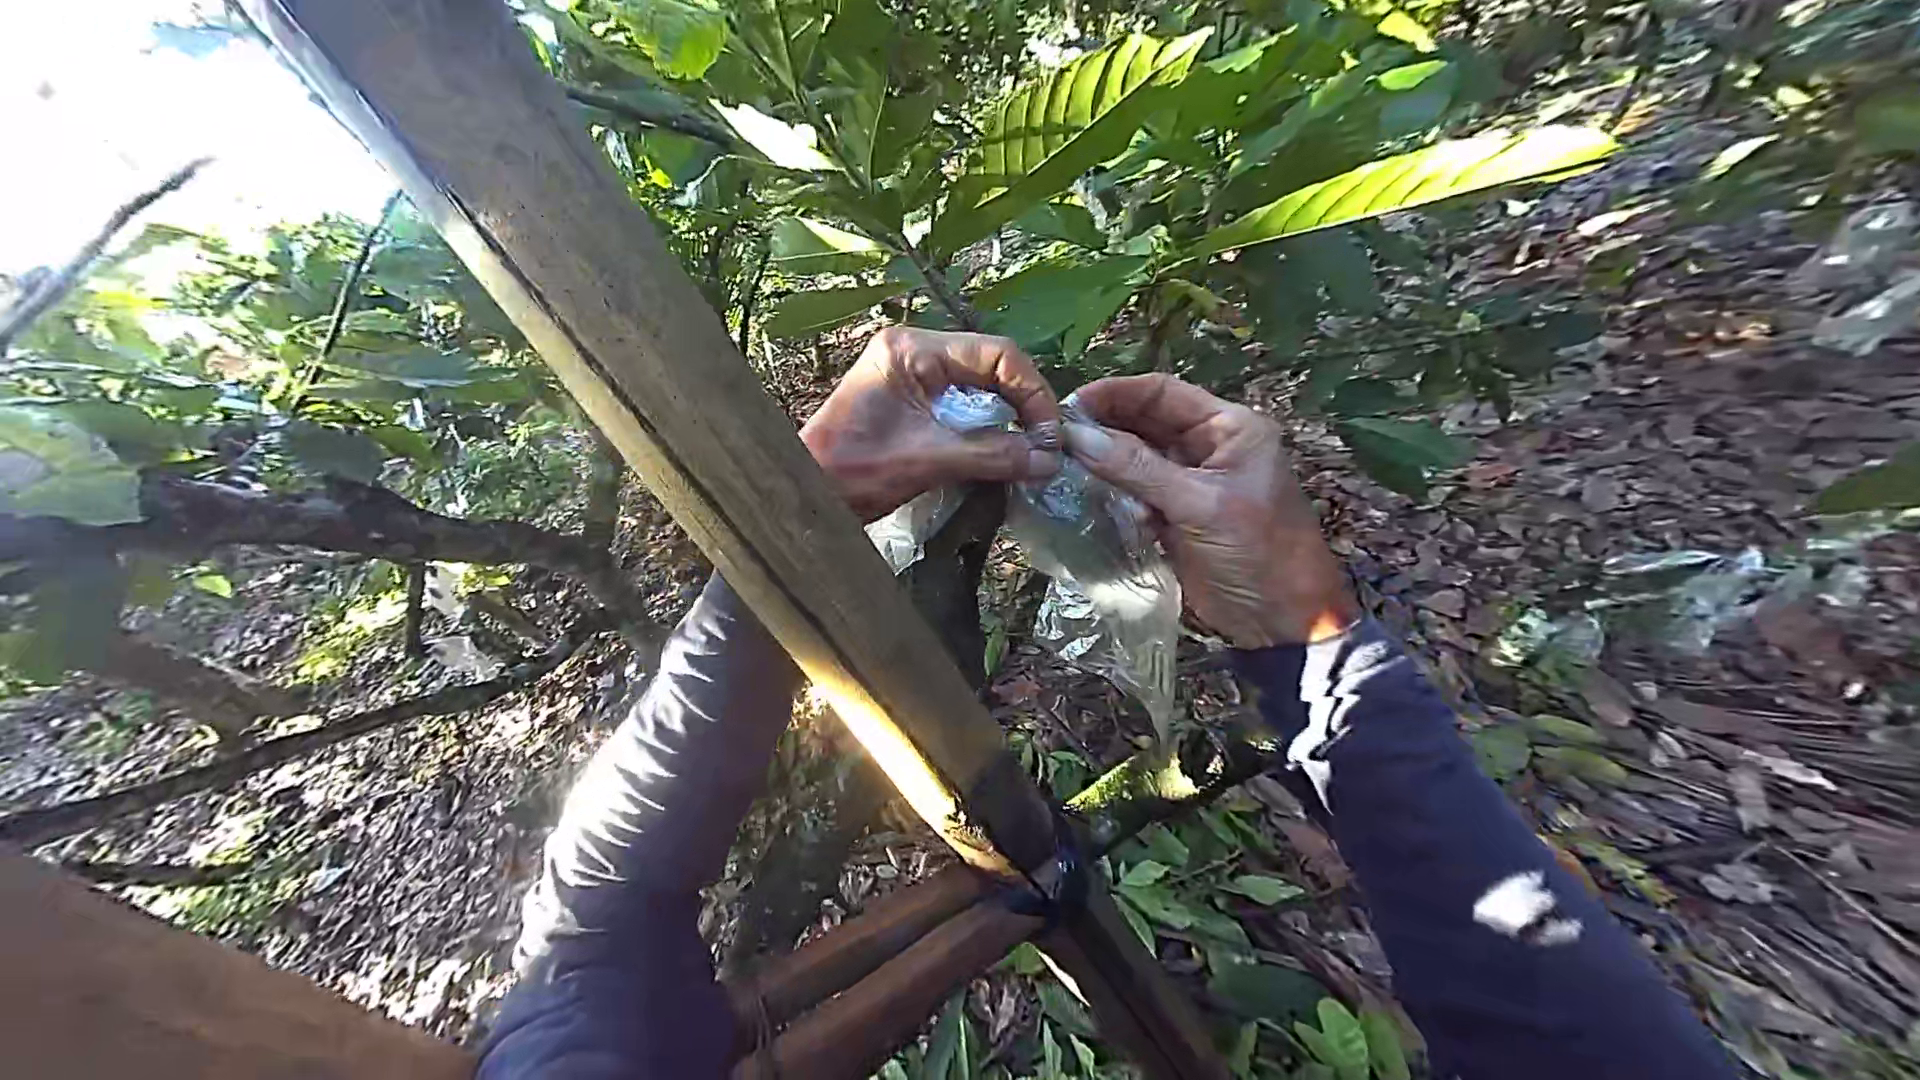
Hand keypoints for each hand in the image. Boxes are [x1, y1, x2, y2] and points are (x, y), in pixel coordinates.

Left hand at [801, 327, 1062, 521]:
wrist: (809, 494)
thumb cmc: (854, 471)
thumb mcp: (927, 460)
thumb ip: (991, 455)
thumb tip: (1048, 460)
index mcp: (913, 350)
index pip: (996, 354)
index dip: (1032, 392)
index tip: (1049, 435)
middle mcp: (916, 351)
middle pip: (993, 367)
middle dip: (1024, 405)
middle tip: (1045, 446)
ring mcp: (914, 375)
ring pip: (982, 388)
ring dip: (1010, 418)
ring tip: (1030, 451)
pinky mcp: (915, 400)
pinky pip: (966, 407)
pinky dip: (989, 429)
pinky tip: (1003, 452)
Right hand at [1063, 374, 1357, 646]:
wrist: (1279, 619)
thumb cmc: (1255, 550)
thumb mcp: (1199, 503)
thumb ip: (1138, 468)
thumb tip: (1077, 436)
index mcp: (1227, 427)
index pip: (1162, 393)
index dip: (1115, 394)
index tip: (1070, 406)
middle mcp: (1204, 446)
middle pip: (1143, 422)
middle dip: (1103, 428)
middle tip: (1056, 439)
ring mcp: (1185, 481)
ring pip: (1133, 457)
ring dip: (1102, 461)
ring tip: (1062, 465)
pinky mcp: (1170, 513)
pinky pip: (1132, 491)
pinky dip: (1110, 492)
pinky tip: (1083, 493)